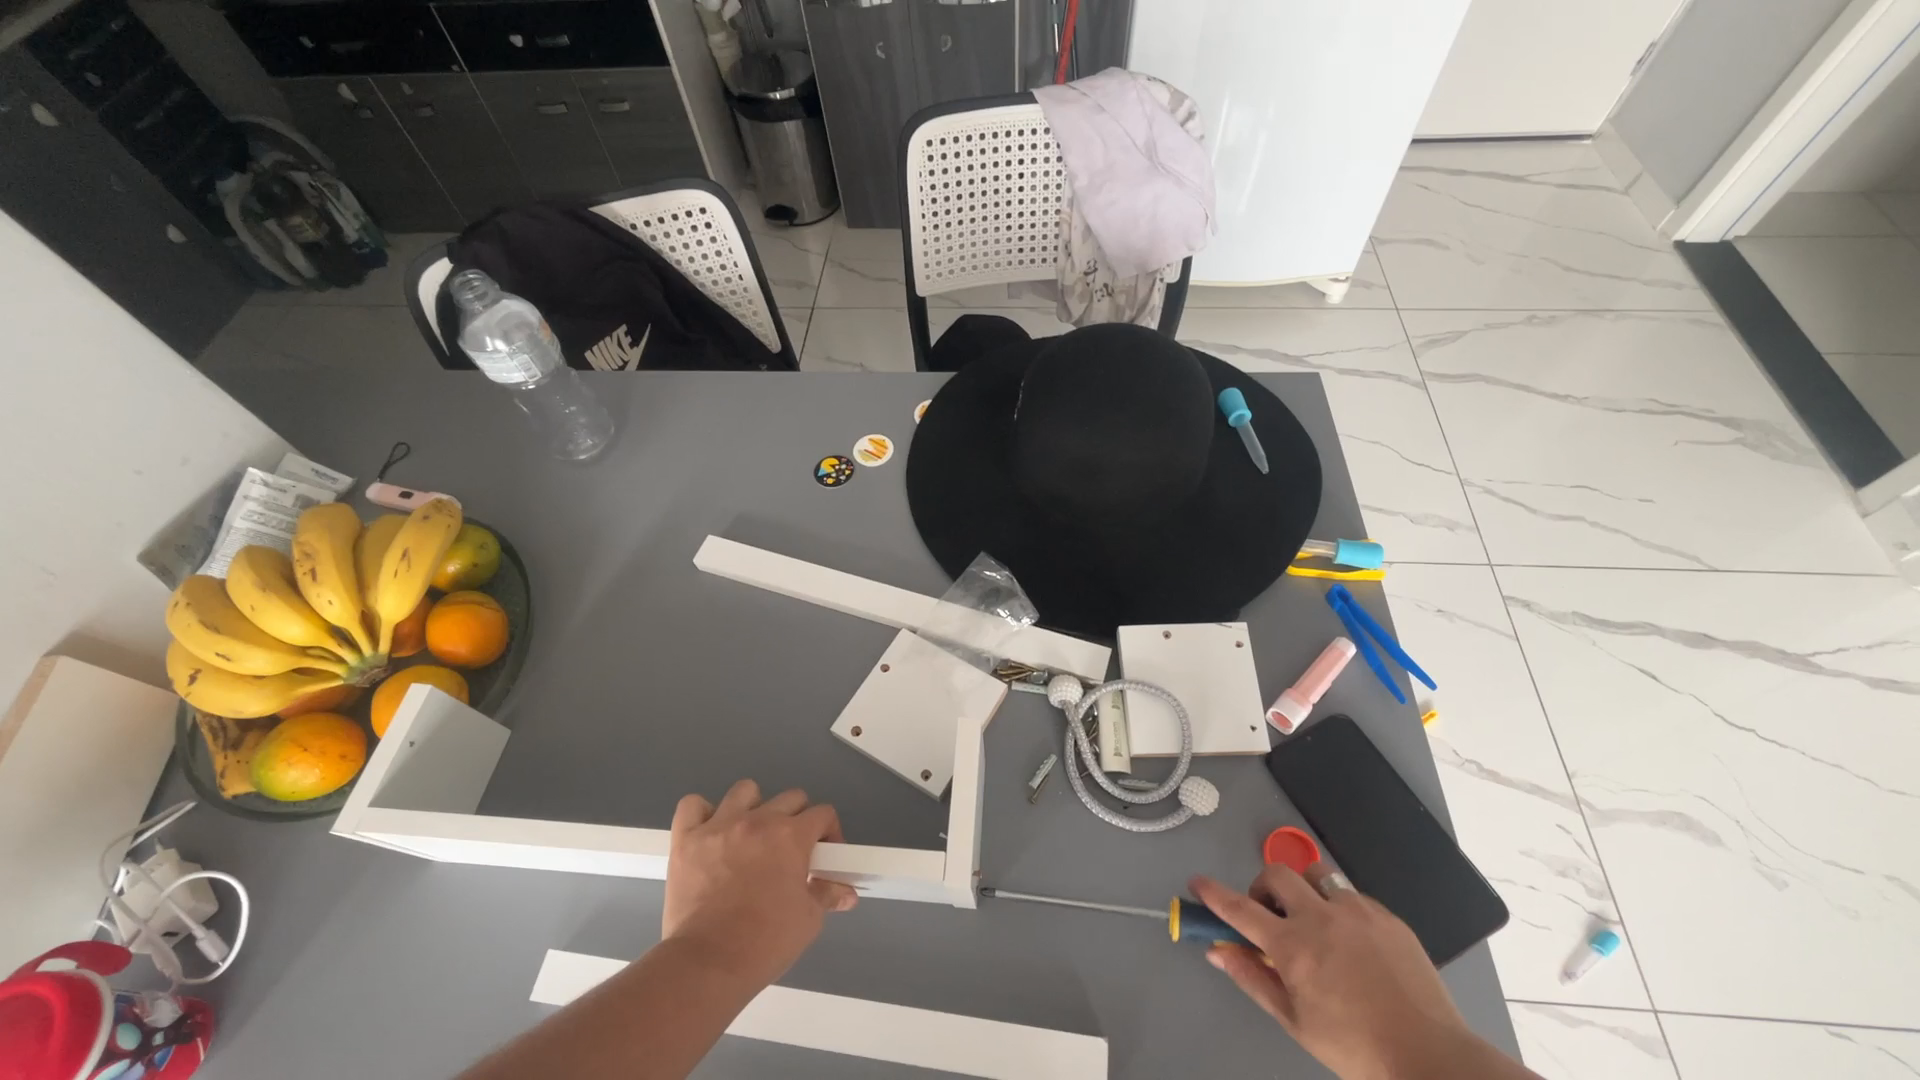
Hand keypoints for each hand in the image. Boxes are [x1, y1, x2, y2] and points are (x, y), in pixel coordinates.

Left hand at [663, 780, 858, 990]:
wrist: (708, 963)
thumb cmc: (765, 942)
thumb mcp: (808, 920)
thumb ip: (826, 896)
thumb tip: (846, 893)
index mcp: (791, 837)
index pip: (823, 813)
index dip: (829, 833)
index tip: (824, 857)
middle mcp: (757, 821)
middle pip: (789, 798)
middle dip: (797, 821)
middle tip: (791, 852)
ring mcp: (718, 826)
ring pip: (744, 791)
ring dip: (753, 809)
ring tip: (750, 838)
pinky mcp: (685, 839)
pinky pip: (693, 805)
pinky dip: (703, 815)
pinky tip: (710, 835)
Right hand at [1191, 864, 1479, 1079]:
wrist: (1429, 1055)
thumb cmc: (1353, 1046)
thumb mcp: (1294, 1020)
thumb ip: (1253, 979)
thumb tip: (1218, 952)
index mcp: (1293, 946)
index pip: (1240, 909)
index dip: (1213, 894)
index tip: (1197, 882)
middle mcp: (1321, 917)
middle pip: (1277, 875)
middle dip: (1263, 888)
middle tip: (1269, 918)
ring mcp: (1358, 912)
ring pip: (1317, 877)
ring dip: (1304, 892)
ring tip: (1315, 926)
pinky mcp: (1388, 916)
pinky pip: (1352, 896)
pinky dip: (1340, 909)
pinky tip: (1353, 944)